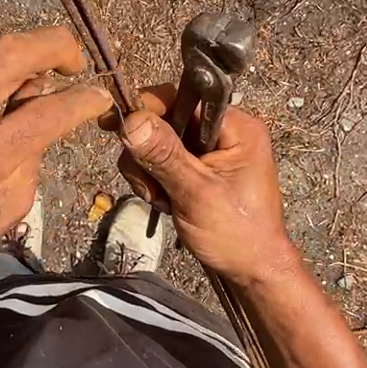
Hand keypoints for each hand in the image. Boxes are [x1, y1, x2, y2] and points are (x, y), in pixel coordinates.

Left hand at [0, 27, 112, 285]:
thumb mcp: (14, 202)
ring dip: (19, 51)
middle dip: (52, 44)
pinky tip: (2, 80)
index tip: (99, 97)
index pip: (44, 112)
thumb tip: (46, 101)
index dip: (82, 99)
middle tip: (73, 61)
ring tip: (38, 72)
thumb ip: (34, 149)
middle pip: (5, 53)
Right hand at [111, 85, 299, 286]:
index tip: (115, 126)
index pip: (182, 97)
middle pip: (164, 119)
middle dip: (147, 152)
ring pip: (156, 142)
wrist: (252, 270)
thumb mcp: (196, 193)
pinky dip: (154, 180)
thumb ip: (163, 155)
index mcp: (236, 126)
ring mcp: (208, 150)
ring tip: (162, 200)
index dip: (147, 108)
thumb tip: (130, 121)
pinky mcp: (196, 167)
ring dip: (148, 171)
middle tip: (151, 186)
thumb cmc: (236, 233)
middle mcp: (222, 130)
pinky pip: (161, 161)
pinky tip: (164, 201)